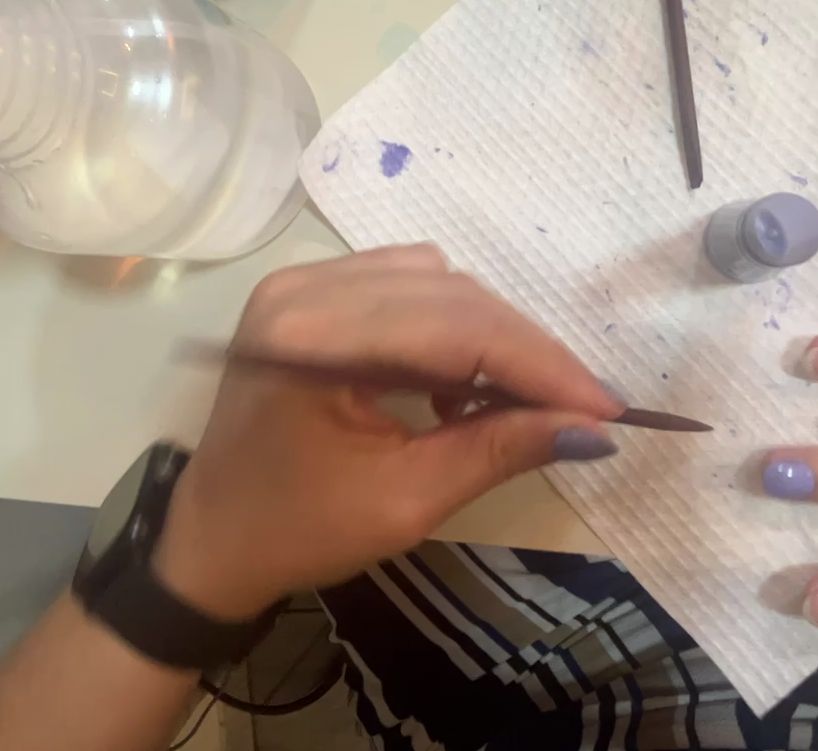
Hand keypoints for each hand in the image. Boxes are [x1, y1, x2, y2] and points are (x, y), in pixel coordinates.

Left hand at [153, 244, 623, 620]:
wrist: (212, 537)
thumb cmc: (298, 532)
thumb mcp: (406, 501)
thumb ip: (499, 451)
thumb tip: (594, 428)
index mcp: (312, 341)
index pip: (455, 328)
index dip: (539, 364)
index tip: (605, 407)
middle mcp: (305, 288)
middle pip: (450, 293)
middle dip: (524, 349)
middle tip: (581, 406)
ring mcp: (302, 281)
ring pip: (435, 280)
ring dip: (489, 331)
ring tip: (518, 396)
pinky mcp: (310, 290)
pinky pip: (405, 284)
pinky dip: (449, 322)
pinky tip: (459, 376)